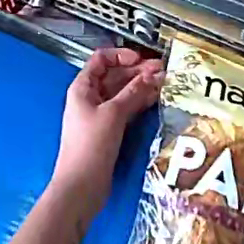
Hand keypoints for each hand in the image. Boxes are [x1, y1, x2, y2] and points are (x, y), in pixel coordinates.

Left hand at [51, 47, 163, 200]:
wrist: (80, 189)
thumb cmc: (90, 146)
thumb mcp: (113, 114)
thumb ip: (134, 92)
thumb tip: (152, 74)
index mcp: (83, 87)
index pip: (101, 59)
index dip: (121, 55)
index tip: (141, 59)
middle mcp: (90, 97)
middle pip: (115, 76)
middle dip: (137, 71)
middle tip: (162, 71)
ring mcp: (100, 114)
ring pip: (123, 92)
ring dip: (141, 87)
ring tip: (163, 83)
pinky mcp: (109, 130)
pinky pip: (125, 109)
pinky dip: (138, 102)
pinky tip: (155, 100)